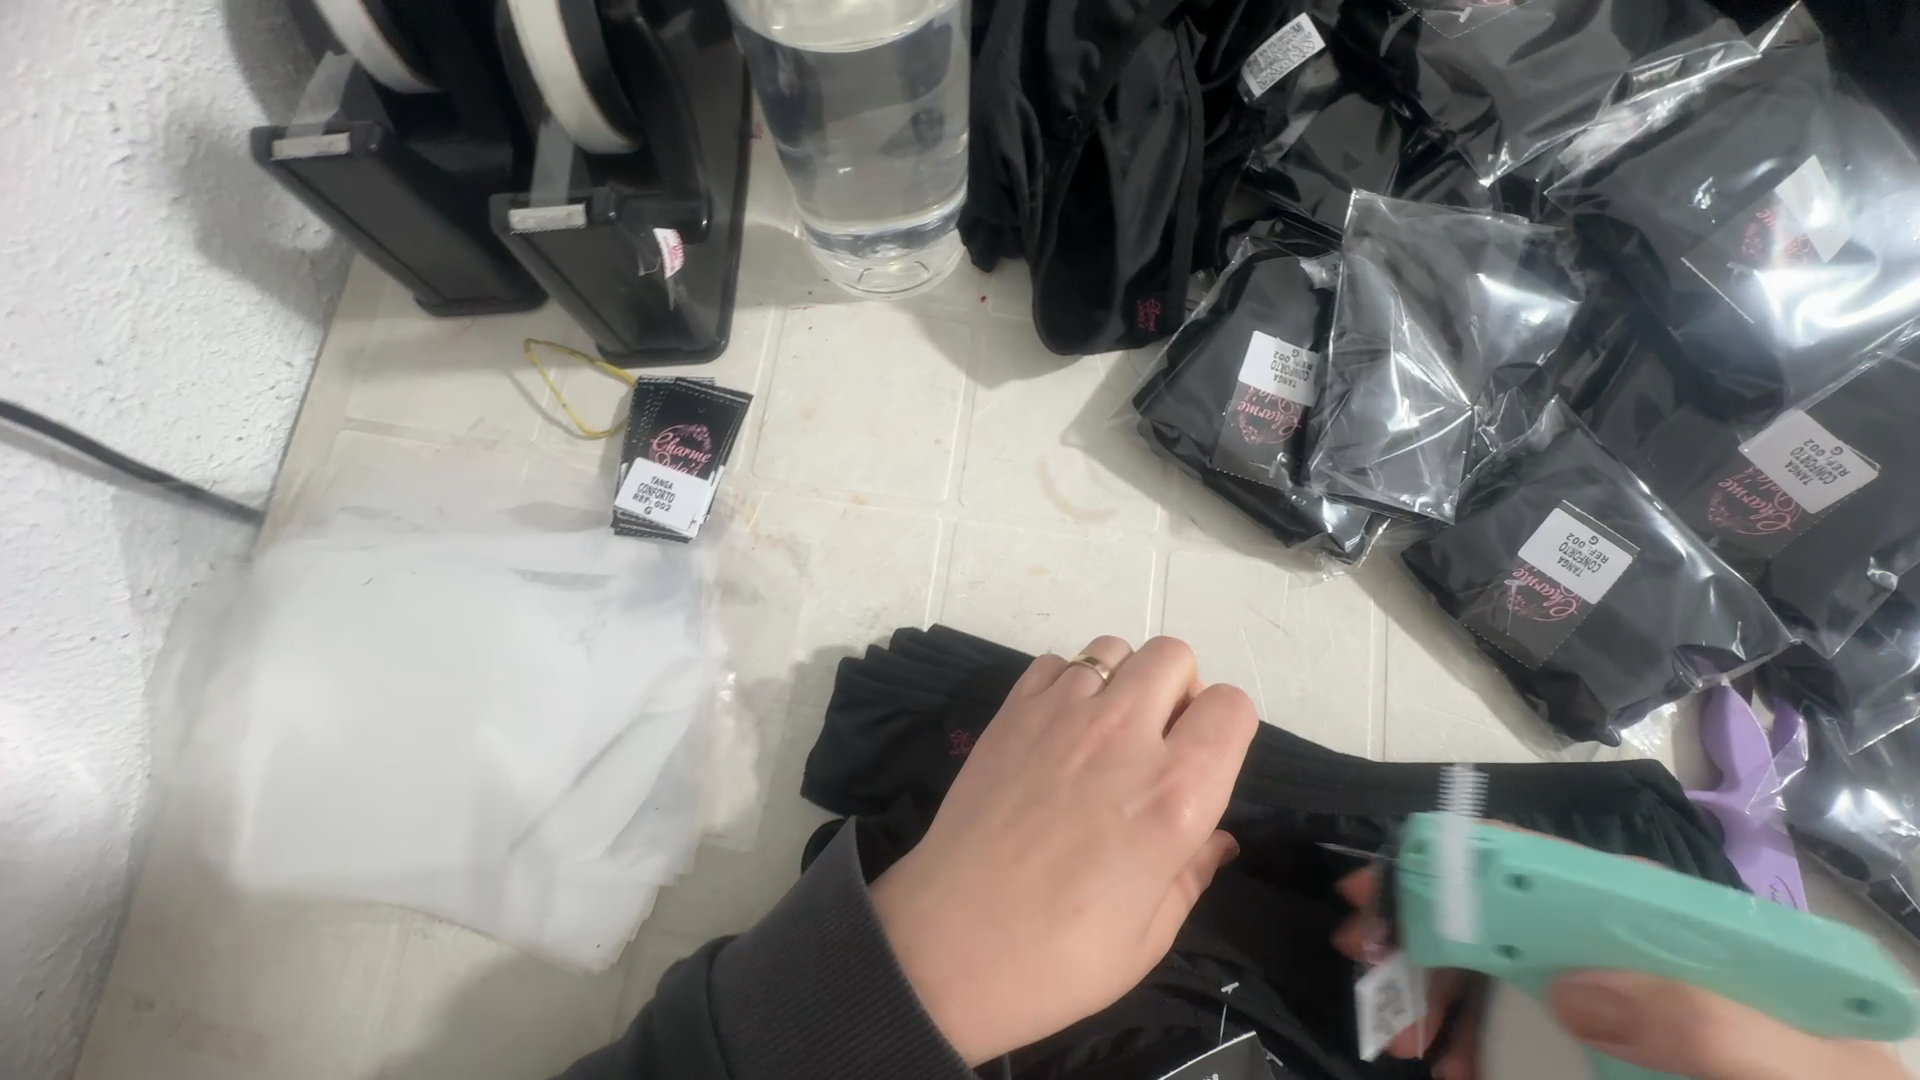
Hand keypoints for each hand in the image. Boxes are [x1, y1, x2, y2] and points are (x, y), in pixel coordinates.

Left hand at [868, 636, 1258, 1063]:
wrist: (950, 941)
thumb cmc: (1059, 956)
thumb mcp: (1150, 934)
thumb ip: (1193, 870)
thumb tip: (1219, 837)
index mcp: (1175, 794)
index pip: (1232, 706)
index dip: (1226, 727)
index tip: (1204, 757)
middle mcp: (1123, 735)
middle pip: (1173, 656)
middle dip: (1178, 689)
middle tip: (1156, 739)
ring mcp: (1061, 714)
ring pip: (1113, 649)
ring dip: (1121, 681)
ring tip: (1104, 731)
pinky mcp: (1012, 710)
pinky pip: (1056, 662)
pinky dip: (1066, 682)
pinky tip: (1056, 729)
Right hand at [1333, 867, 1910, 1079]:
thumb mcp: (1806, 1077)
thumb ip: (1708, 1026)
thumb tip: (1568, 988)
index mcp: (1671, 922)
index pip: (1550, 866)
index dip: (1457, 862)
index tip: (1389, 886)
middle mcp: (1625, 943)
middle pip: (1499, 912)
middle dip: (1422, 930)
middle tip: (1363, 955)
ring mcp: (1608, 997)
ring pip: (1492, 966)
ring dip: (1430, 989)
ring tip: (1398, 1032)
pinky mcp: (1596, 1042)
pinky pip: (1511, 1023)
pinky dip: (1464, 1037)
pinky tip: (1448, 1064)